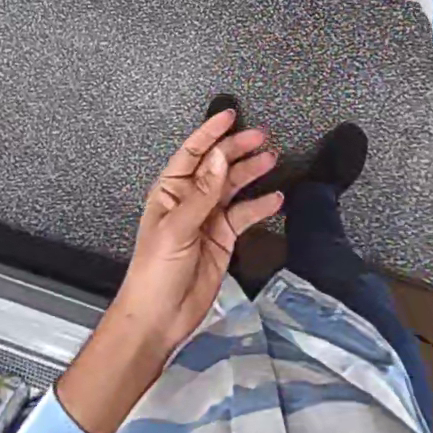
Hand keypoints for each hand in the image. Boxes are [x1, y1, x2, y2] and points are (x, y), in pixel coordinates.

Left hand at [55, 109, 281, 432]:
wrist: (160, 316)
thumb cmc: (156, 269)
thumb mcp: (177, 227)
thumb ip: (202, 193)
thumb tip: (220, 157)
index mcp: (171, 189)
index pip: (193, 151)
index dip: (210, 132)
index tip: (230, 115)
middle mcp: (190, 198)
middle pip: (218, 165)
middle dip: (238, 148)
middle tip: (262, 136)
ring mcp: (208, 217)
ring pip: (233, 186)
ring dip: (252, 171)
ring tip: (272, 157)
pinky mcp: (224, 237)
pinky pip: (244, 215)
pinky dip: (260, 205)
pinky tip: (276, 198)